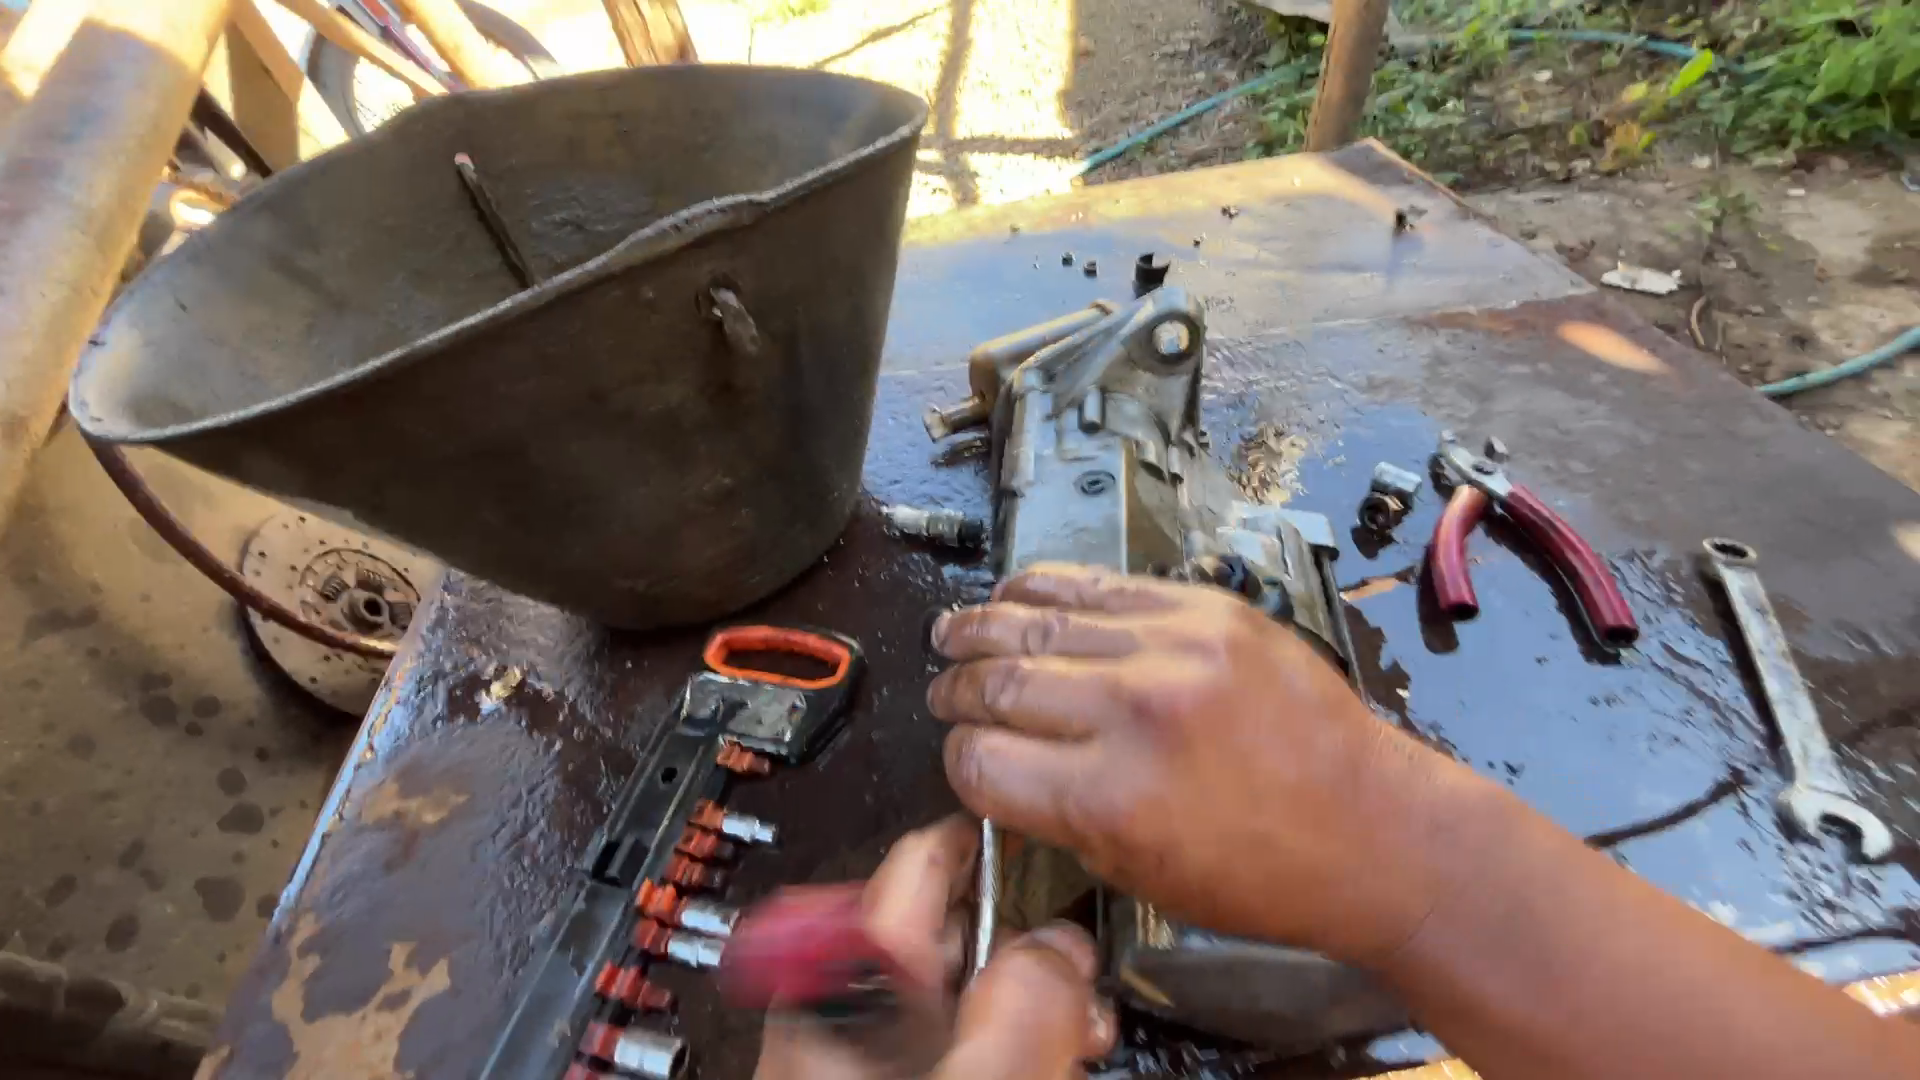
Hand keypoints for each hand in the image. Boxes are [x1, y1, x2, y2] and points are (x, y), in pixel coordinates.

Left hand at [754, 816, 1112, 1079]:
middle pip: (944, 928)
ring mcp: (855, 1052)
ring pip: (949, 992)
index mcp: (852, 978)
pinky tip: (1039, 1070)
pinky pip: (941, 1044)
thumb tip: (1061, 945)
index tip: (1041, 841)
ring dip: (1018, 1000)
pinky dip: (993, 1046)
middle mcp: (843, 1003)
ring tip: (1076, 1032)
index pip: (921, 863)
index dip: (987, 841)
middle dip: (1021, 939)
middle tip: (1079, 968)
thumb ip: (1028, 1002)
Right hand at [928, 563, 1465, 966]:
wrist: (1376, 827)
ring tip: (950, 631)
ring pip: (1034, 621)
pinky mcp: (1202, 607)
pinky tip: (1010, 592)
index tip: (963, 755)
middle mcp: (1132, 713)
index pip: (981, 762)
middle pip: (999, 683)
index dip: (958, 762)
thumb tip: (996, 762)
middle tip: (943, 691)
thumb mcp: (1138, 875)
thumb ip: (1053, 815)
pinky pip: (1096, 583)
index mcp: (1110, 801)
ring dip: (979, 627)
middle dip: (956, 691)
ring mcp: (1171, 647)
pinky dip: (1040, 586)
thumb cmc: (1260, 874)